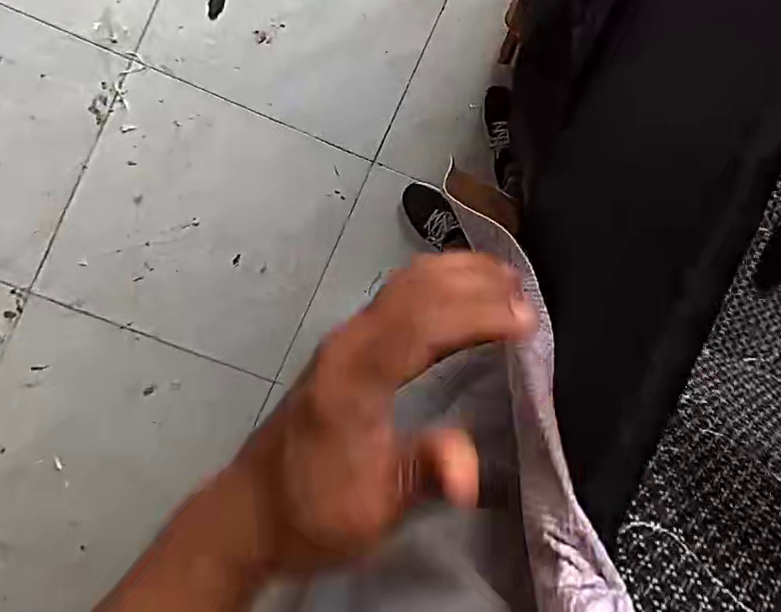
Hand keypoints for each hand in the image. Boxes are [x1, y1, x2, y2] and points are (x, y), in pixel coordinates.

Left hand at [97, 252, 535, 610]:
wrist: (253, 507)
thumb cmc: (316, 509)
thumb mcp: (373, 511)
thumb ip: (424, 476)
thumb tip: (470, 470)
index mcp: (355, 379)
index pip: (422, 325)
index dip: (478, 314)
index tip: (526, 320)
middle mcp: (351, 340)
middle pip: (420, 289)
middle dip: (479, 286)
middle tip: (527, 297)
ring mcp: (351, 329)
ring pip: (411, 277)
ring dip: (462, 270)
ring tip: (508, 277)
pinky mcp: (355, 331)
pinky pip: (404, 284)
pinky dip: (443, 272)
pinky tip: (467, 278)